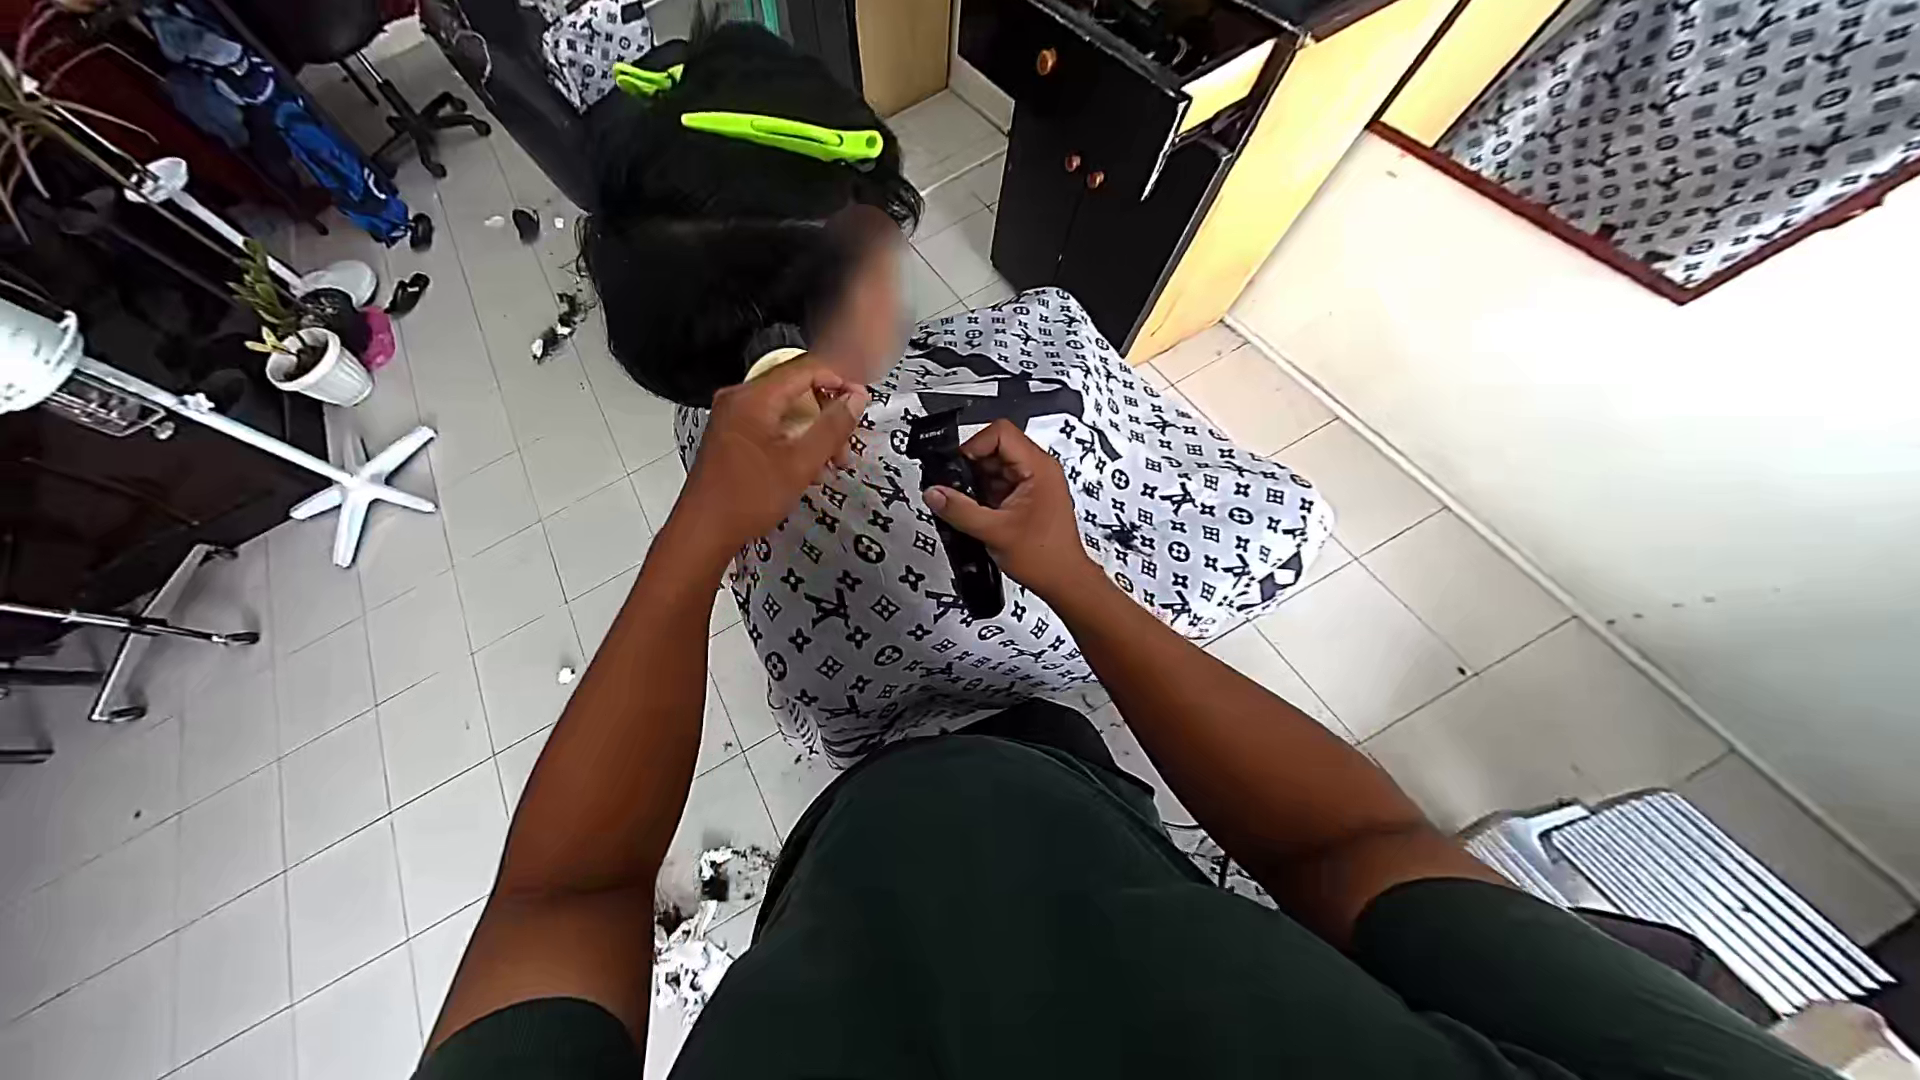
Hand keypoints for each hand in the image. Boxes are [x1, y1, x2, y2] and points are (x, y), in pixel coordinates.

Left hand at [675, 356, 868, 555]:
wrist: (703, 531)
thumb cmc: (751, 497)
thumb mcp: (801, 463)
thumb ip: (833, 427)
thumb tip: (857, 397)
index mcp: (753, 397)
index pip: (805, 370)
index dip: (839, 382)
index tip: (862, 405)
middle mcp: (738, 398)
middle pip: (795, 390)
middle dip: (827, 415)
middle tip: (846, 447)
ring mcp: (731, 417)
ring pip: (784, 410)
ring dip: (813, 431)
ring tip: (831, 463)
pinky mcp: (730, 436)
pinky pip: (770, 425)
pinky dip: (793, 439)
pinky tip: (808, 467)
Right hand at [922, 419, 1100, 599]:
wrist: (1063, 581)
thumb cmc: (1045, 557)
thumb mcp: (993, 532)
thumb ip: (959, 510)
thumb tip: (935, 493)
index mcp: (1038, 468)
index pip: (1000, 433)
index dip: (973, 446)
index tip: (958, 466)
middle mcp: (1039, 470)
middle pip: (995, 448)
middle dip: (972, 468)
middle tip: (958, 489)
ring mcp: (1033, 483)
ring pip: (994, 467)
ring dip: (977, 484)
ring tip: (972, 506)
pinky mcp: (1027, 497)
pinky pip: (998, 484)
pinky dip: (984, 496)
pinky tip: (980, 515)